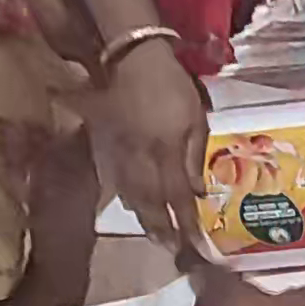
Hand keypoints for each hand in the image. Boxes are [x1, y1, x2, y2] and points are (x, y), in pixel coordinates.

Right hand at [87, 40, 208, 243]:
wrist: (130, 56)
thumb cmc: (171, 87)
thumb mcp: (195, 119)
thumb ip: (194, 158)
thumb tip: (198, 193)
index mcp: (166, 151)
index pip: (178, 196)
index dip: (185, 222)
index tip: (193, 244)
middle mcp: (141, 157)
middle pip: (150, 201)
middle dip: (161, 228)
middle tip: (170, 249)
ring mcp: (120, 152)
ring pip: (131, 193)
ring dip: (143, 218)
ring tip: (154, 236)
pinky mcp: (106, 144)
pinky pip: (117, 177)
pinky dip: (127, 197)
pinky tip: (134, 207)